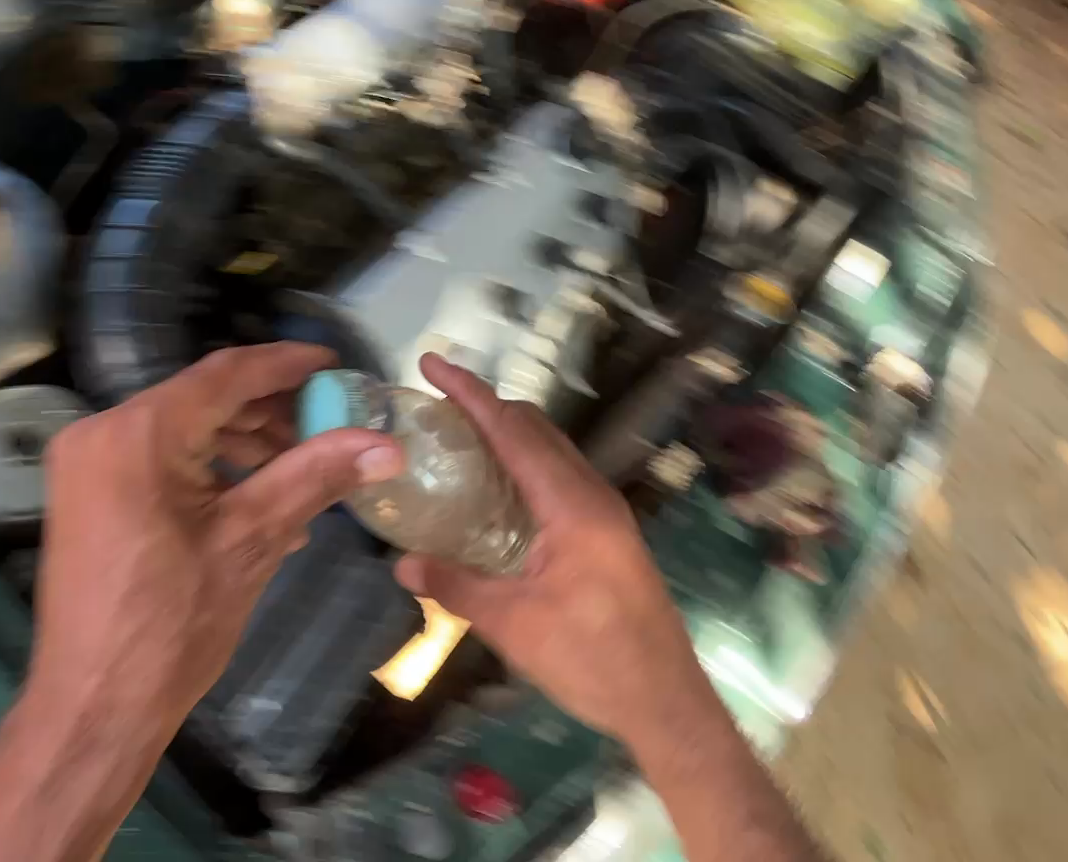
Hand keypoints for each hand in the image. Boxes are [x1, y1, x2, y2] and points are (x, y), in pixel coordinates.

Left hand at [30, 342, 403, 731]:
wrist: (93, 709)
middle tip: (329, 424)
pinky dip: (209, 470)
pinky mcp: (88, 492)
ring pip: (181, 430)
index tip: (333, 363)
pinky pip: (159, 461)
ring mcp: (87, 462)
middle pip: (201, 400)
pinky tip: (260, 501)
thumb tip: (386, 444)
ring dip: (244, 444)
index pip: (224, 375)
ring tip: (304, 468)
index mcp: (137, 433)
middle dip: (270, 412)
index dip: (284, 364)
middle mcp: (101, 431)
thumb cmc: (172, 626)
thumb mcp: (251, 542)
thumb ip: (315, 477)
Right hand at [394, 353, 715, 748]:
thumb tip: (399, 564)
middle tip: (433, 408)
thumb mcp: (513, 624)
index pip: (511, 430)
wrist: (668, 707)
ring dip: (505, 432)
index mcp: (571, 504)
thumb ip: (454, 586)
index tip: (430, 362)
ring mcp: (604, 511)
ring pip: (549, 447)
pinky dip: (521, 461)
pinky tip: (493, 490)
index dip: (468, 392)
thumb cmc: (592, 659)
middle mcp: (591, 493)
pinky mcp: (606, 532)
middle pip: (533, 426)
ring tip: (456, 440)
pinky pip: (557, 473)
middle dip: (484, 405)